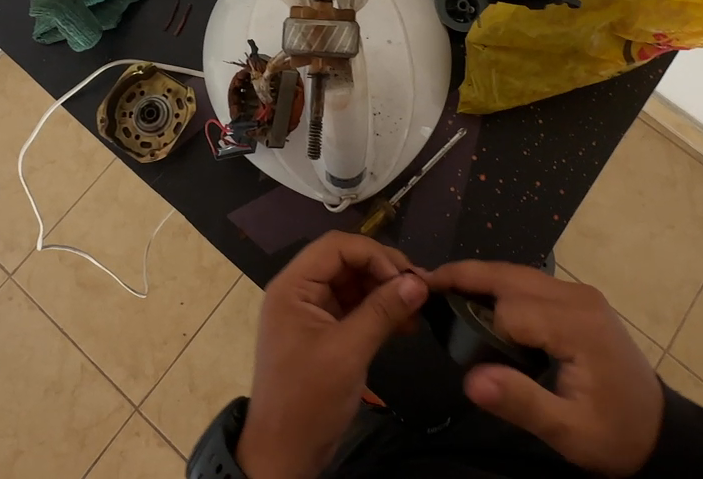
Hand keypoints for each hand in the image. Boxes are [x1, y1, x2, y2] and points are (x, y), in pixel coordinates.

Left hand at [236, 232, 428, 478]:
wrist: (283, 455)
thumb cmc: (308, 399)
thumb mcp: (347, 353)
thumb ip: (382, 312)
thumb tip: (418, 283)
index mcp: (294, 286)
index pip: (336, 247)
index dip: (373, 254)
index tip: (405, 278)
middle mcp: (301, 291)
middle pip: (346, 261)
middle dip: (383, 271)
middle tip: (419, 290)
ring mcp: (313, 312)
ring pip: (354, 284)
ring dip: (385, 292)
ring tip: (417, 310)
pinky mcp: (325, 333)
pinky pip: (355, 308)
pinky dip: (380, 312)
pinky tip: (406, 325)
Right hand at [427, 260, 662, 476]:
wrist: (660, 433)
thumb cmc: (613, 435)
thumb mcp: (568, 432)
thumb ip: (520, 402)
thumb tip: (469, 379)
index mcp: (576, 325)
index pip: (510, 311)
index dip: (477, 324)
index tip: (438, 325)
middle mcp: (577, 297)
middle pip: (510, 277)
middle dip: (466, 277)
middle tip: (424, 283)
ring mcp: (580, 294)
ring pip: (518, 274)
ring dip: (480, 277)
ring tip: (443, 286)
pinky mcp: (580, 300)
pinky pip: (531, 282)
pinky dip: (500, 286)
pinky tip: (479, 297)